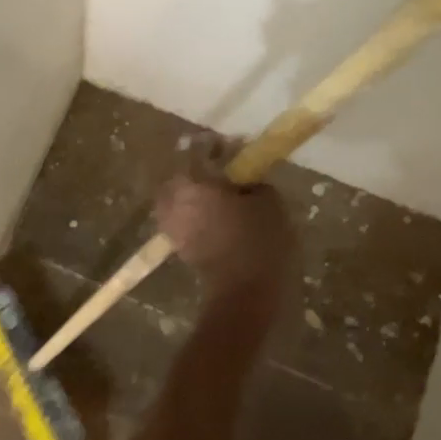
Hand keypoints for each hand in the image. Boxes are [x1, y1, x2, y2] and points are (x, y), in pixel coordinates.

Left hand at [154, 160, 295, 307]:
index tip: (234, 148)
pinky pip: (183, 218)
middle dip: (202, 171)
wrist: (244, 294)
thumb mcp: (269, 202)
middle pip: (184, 174)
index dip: (216, 146)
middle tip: (227, 174)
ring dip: (197, 193)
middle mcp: (174, 199)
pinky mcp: (176, 245)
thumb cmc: (258, 242)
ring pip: (180, 197)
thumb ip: (254, 181)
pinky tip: (219, 218)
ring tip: (223, 198)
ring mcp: (171, 224)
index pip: (198, 149)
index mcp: (193, 182)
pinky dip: (197, 214)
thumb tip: (245, 178)